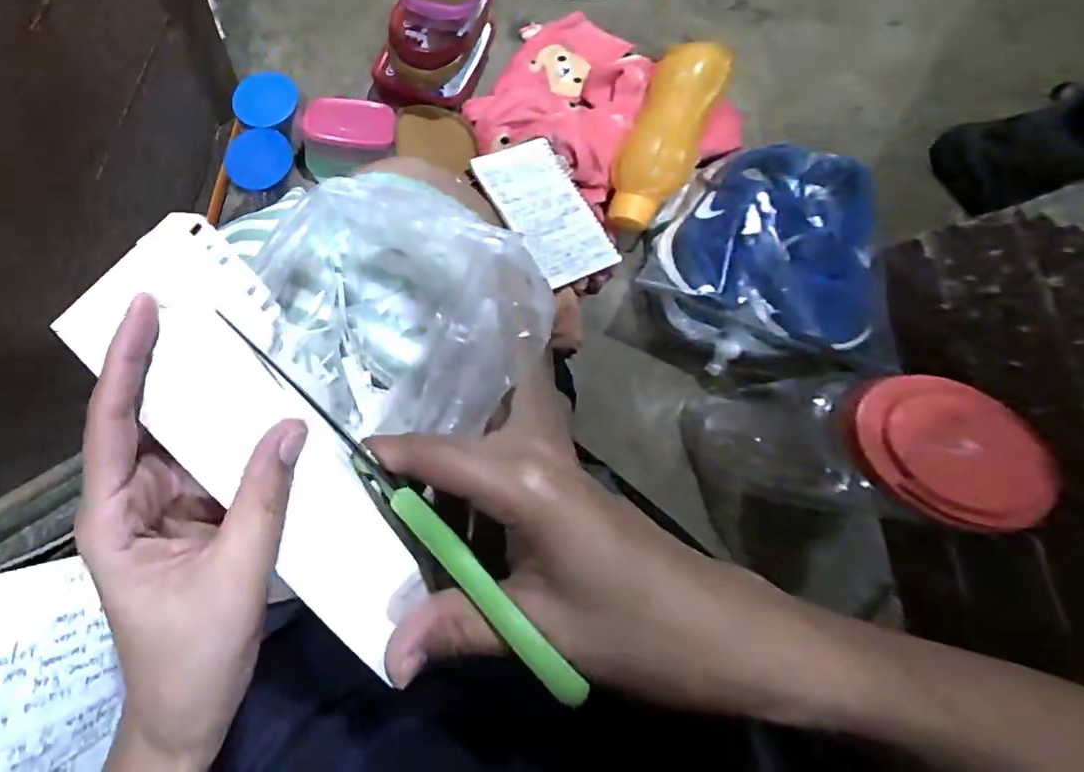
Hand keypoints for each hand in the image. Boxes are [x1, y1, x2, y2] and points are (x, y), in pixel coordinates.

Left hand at [76, 295, 307, 769]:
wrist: (186, 720)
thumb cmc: (190, 661)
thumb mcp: (233, 580)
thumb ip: (263, 501)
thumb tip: (289, 428)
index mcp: (109, 514)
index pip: (110, 421)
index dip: (124, 361)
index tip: (140, 309)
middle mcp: (123, 497)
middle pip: (136, 415)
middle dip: (155, 360)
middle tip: (180, 305)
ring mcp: (153, 503)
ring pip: (172, 433)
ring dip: (193, 393)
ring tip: (217, 340)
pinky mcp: (182, 512)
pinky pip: (201, 459)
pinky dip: (222, 432)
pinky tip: (244, 402)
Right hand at [367, 353, 844, 722]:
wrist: (735, 635)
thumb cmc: (637, 629)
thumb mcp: (541, 630)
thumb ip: (458, 629)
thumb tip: (390, 658)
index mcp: (524, 480)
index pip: (437, 453)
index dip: (390, 455)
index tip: (348, 460)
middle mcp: (535, 452)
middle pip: (463, 426)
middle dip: (424, 436)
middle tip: (383, 466)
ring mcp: (555, 460)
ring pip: (487, 432)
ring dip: (450, 452)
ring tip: (410, 486)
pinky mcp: (565, 478)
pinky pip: (504, 453)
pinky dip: (472, 470)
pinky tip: (458, 510)